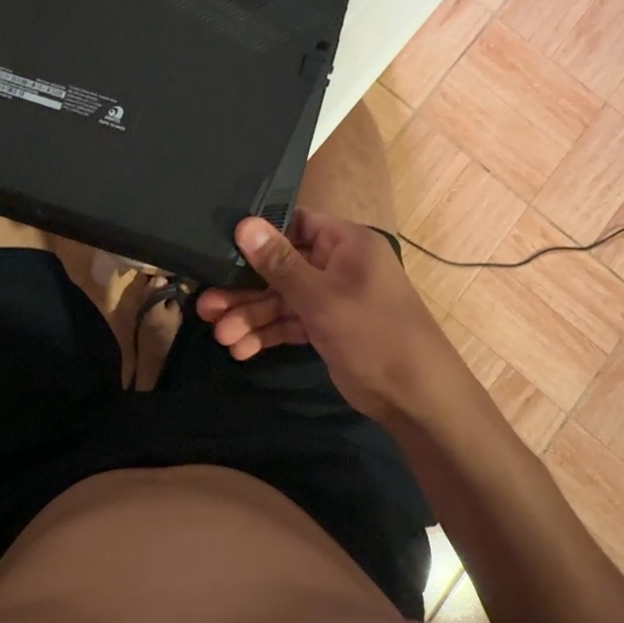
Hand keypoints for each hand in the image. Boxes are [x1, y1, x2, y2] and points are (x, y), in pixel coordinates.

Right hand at [195, 208, 470, 423]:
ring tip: (221, 337)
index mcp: (345, 243)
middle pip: (279, 267)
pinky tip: (241, 349)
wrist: (417, 398)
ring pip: (280, 299)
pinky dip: (267, 334)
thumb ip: (279, 263)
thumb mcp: (322, 298)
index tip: (221, 246)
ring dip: (250, 317)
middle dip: (243, 289)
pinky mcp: (326, 329)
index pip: (295, 224)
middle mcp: (337, 265)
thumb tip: (244, 224)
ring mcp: (331, 298)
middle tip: (205, 306)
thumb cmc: (374, 334)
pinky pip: (289, 323)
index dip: (259, 234)